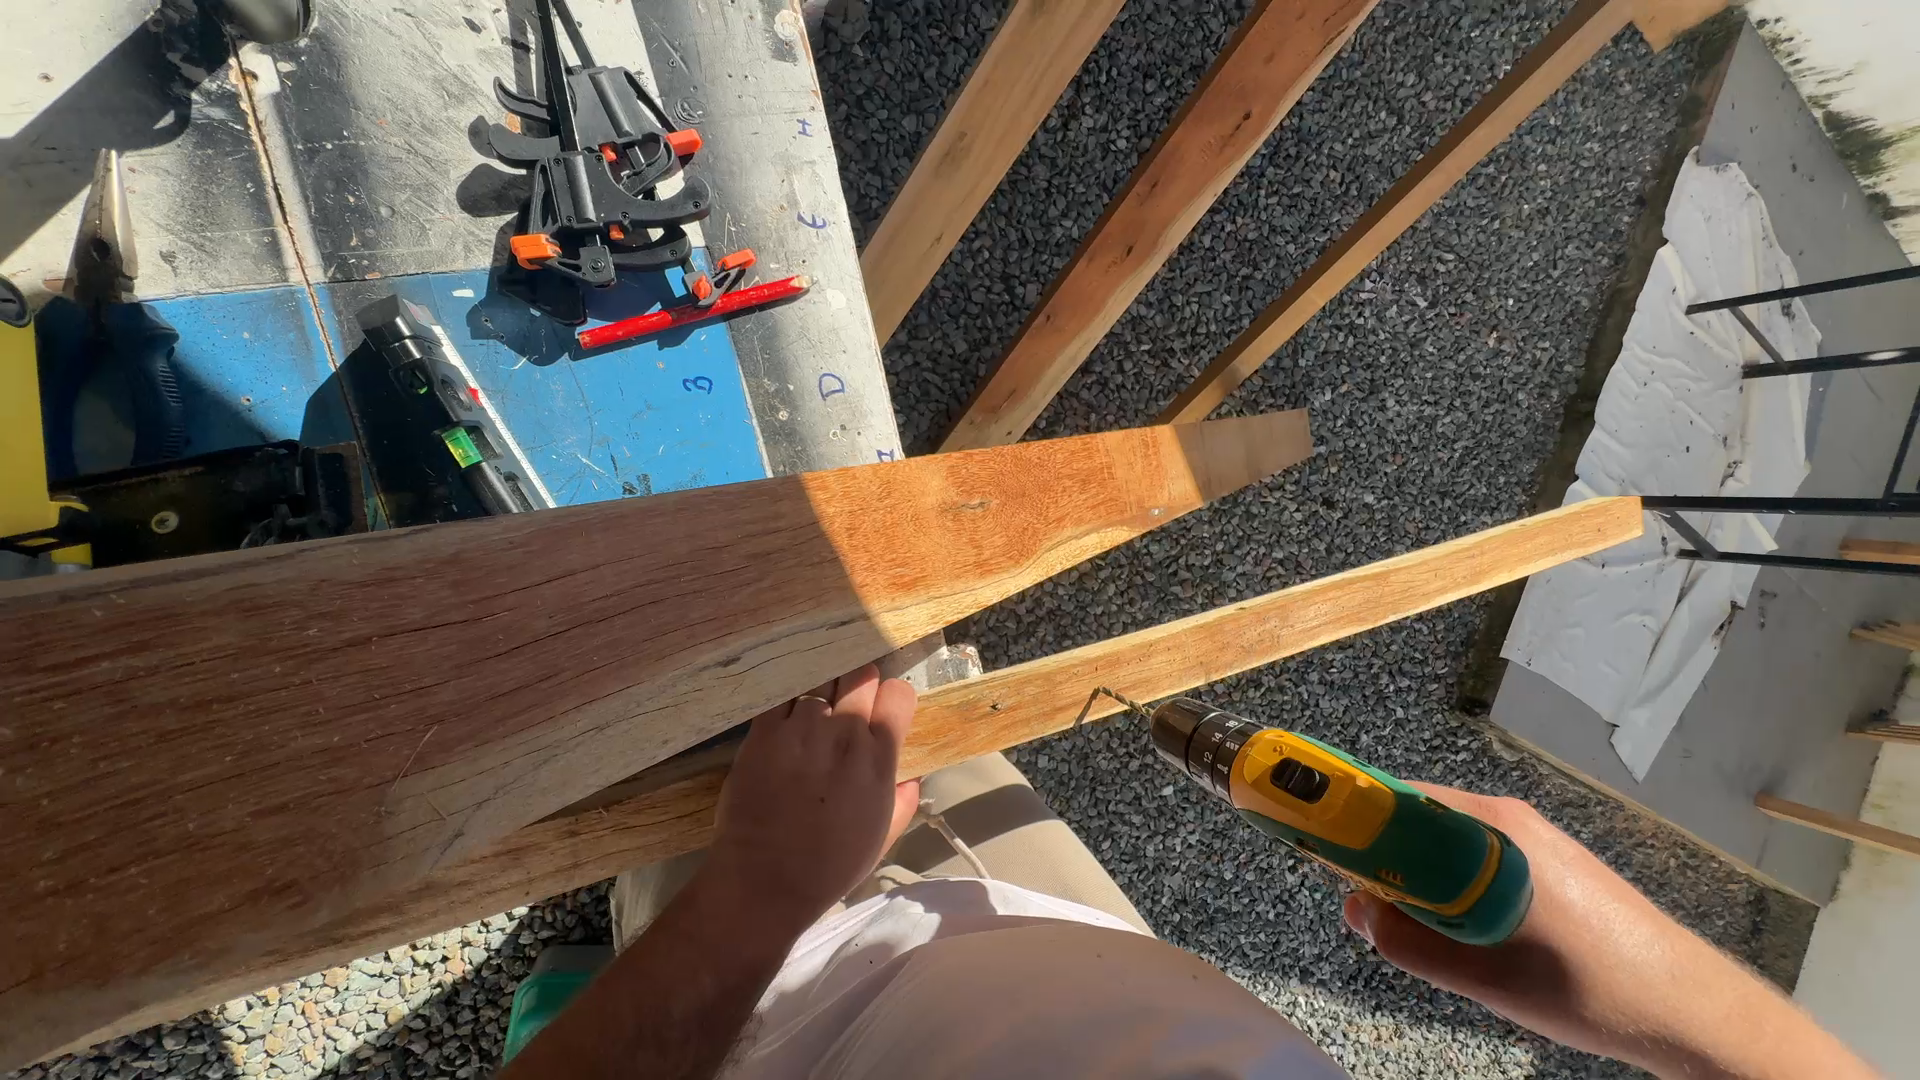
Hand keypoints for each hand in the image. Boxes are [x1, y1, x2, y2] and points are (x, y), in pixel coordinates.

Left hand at [706, 665, 919, 928]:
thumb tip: (910, 775)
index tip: (882, 712)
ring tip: (809, 723)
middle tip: (847, 708)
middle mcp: (844, 733)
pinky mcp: (764, 732)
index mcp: (878, 758)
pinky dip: (787, 704)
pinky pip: (782, 697)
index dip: (891, 699)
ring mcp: (802, 729)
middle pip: (860, 676)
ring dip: (819, 699)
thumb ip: (903, 800)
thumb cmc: (829, 867)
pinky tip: (785, 723)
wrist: (763, 882)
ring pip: (819, 686)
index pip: (898, 694)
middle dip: (858, 687)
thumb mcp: (882, 837)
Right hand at [1343, 784, 1874, 1078]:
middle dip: (1385, 855)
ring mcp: (1532, 835)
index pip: (1396, 799)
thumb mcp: (1487, 979)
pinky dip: (1451, 879)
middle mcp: (1506, 817)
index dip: (1351, 817)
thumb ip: (1410, 943)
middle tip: (1376, 903)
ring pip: (1445, 839)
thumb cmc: (1591, 989)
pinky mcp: (1549, 857)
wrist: (1704, 1016)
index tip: (1323, 845)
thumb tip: (1354, 907)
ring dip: (1420, 872)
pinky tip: (1468, 926)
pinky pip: (1475, 853)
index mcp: (1491, 828)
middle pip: (1417, 818)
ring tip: (1425, 924)